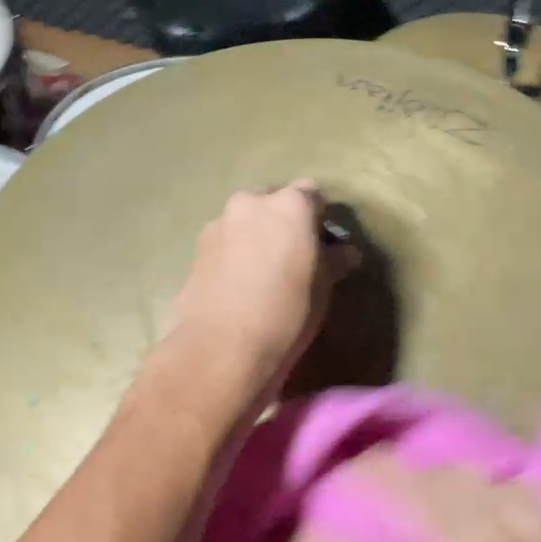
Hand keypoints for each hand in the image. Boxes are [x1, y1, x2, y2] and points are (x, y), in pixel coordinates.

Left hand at [169, 179, 354, 372]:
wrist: (221, 348)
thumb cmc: (286, 313)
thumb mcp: (321, 289)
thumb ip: (333, 261)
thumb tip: (344, 252)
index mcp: (289, 205)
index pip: (312, 193)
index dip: (320, 217)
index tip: (324, 243)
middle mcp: (250, 203)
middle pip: (273, 200)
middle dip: (284, 220)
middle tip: (294, 254)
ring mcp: (218, 223)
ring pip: (245, 220)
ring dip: (257, 235)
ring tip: (264, 271)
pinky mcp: (196, 249)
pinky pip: (225, 241)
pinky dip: (236, 252)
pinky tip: (241, 283)